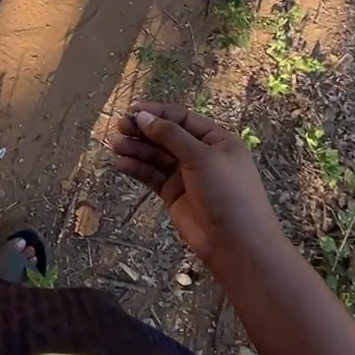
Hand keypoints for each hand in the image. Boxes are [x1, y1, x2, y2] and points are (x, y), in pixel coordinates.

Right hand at [110, 102, 284, 270]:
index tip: (131, 110)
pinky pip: (152, 175)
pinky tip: (122, 165)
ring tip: (117, 148)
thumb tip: (143, 116)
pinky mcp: (173, 193)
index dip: (157, 113)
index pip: (181, 119)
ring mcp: (186, 175)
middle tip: (120, 128)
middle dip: (143, 131)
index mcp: (215, 140)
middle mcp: (200, 154)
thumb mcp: (201, 157)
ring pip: (156, 155)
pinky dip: (137, 168)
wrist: (237, 244)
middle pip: (166, 136)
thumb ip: (170, 135)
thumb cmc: (227, 192)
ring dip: (136, 149)